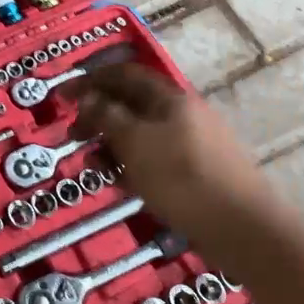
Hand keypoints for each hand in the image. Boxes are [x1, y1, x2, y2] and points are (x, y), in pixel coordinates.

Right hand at [59, 62, 274, 240]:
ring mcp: (191, 144)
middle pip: (130, 104)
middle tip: (73, 136)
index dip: (90, 79)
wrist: (242, 230)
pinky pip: (154, 159)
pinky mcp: (195, 173)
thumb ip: (106, 115)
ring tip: (93, 167)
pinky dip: (131, 166)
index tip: (61, 96)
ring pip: (140, 135)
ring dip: (111, 146)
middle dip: (97, 117)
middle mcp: (182, 114)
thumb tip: (88, 97)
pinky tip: (119, 184)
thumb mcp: (133, 141)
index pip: (123, 74)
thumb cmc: (181, 177)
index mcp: (170, 98)